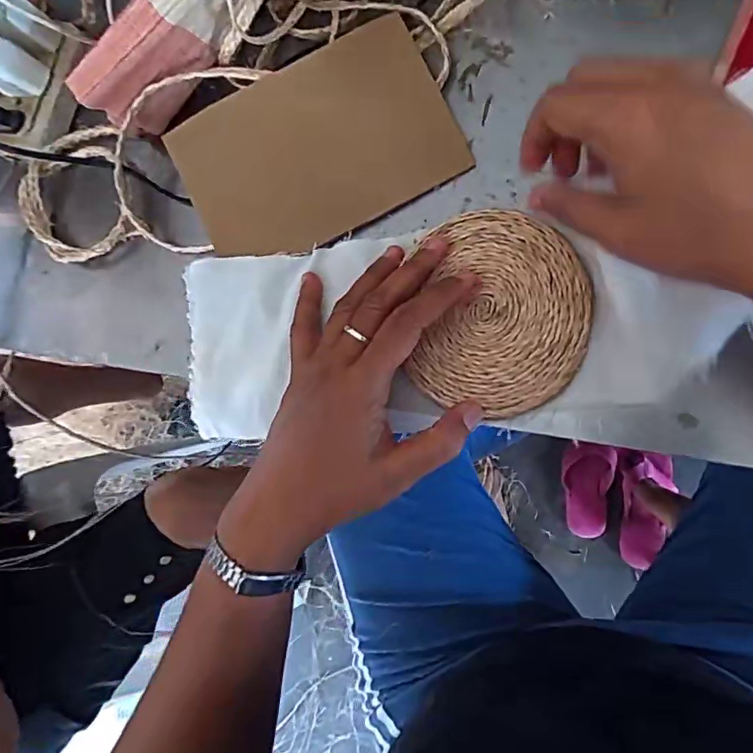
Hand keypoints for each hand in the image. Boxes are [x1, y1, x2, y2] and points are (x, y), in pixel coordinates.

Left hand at [216, 240, 481, 570]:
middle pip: (379, 305)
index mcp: (364, 384)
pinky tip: (313, 277)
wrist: (275, 507)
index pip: (408, 326)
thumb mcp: (397, 475)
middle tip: (439, 245)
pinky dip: (309, 302)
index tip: (469, 279)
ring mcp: (314, 366)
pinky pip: (304, 331)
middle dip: (413, 273)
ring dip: (373, 277)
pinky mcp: (299, 375)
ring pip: (347, 310)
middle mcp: (338, 364)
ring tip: (397, 251)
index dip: (441, 298)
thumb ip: (440, 442)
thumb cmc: (338, 491)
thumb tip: (477, 408)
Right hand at [521, 59, 752, 318]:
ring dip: (597, 110)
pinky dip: (632, 107)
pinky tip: (648, 154)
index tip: (536, 174)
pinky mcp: (720, 92)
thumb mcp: (623, 230)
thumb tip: (538, 196)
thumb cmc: (699, 234)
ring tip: (607, 165)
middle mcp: (654, 80)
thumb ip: (571, 205)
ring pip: (622, 75)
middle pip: (584, 78)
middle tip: (567, 170)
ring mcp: (693, 80)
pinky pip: (657, 82)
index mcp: (622, 112)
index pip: (555, 102)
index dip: (534, 136)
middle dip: (562, 119)